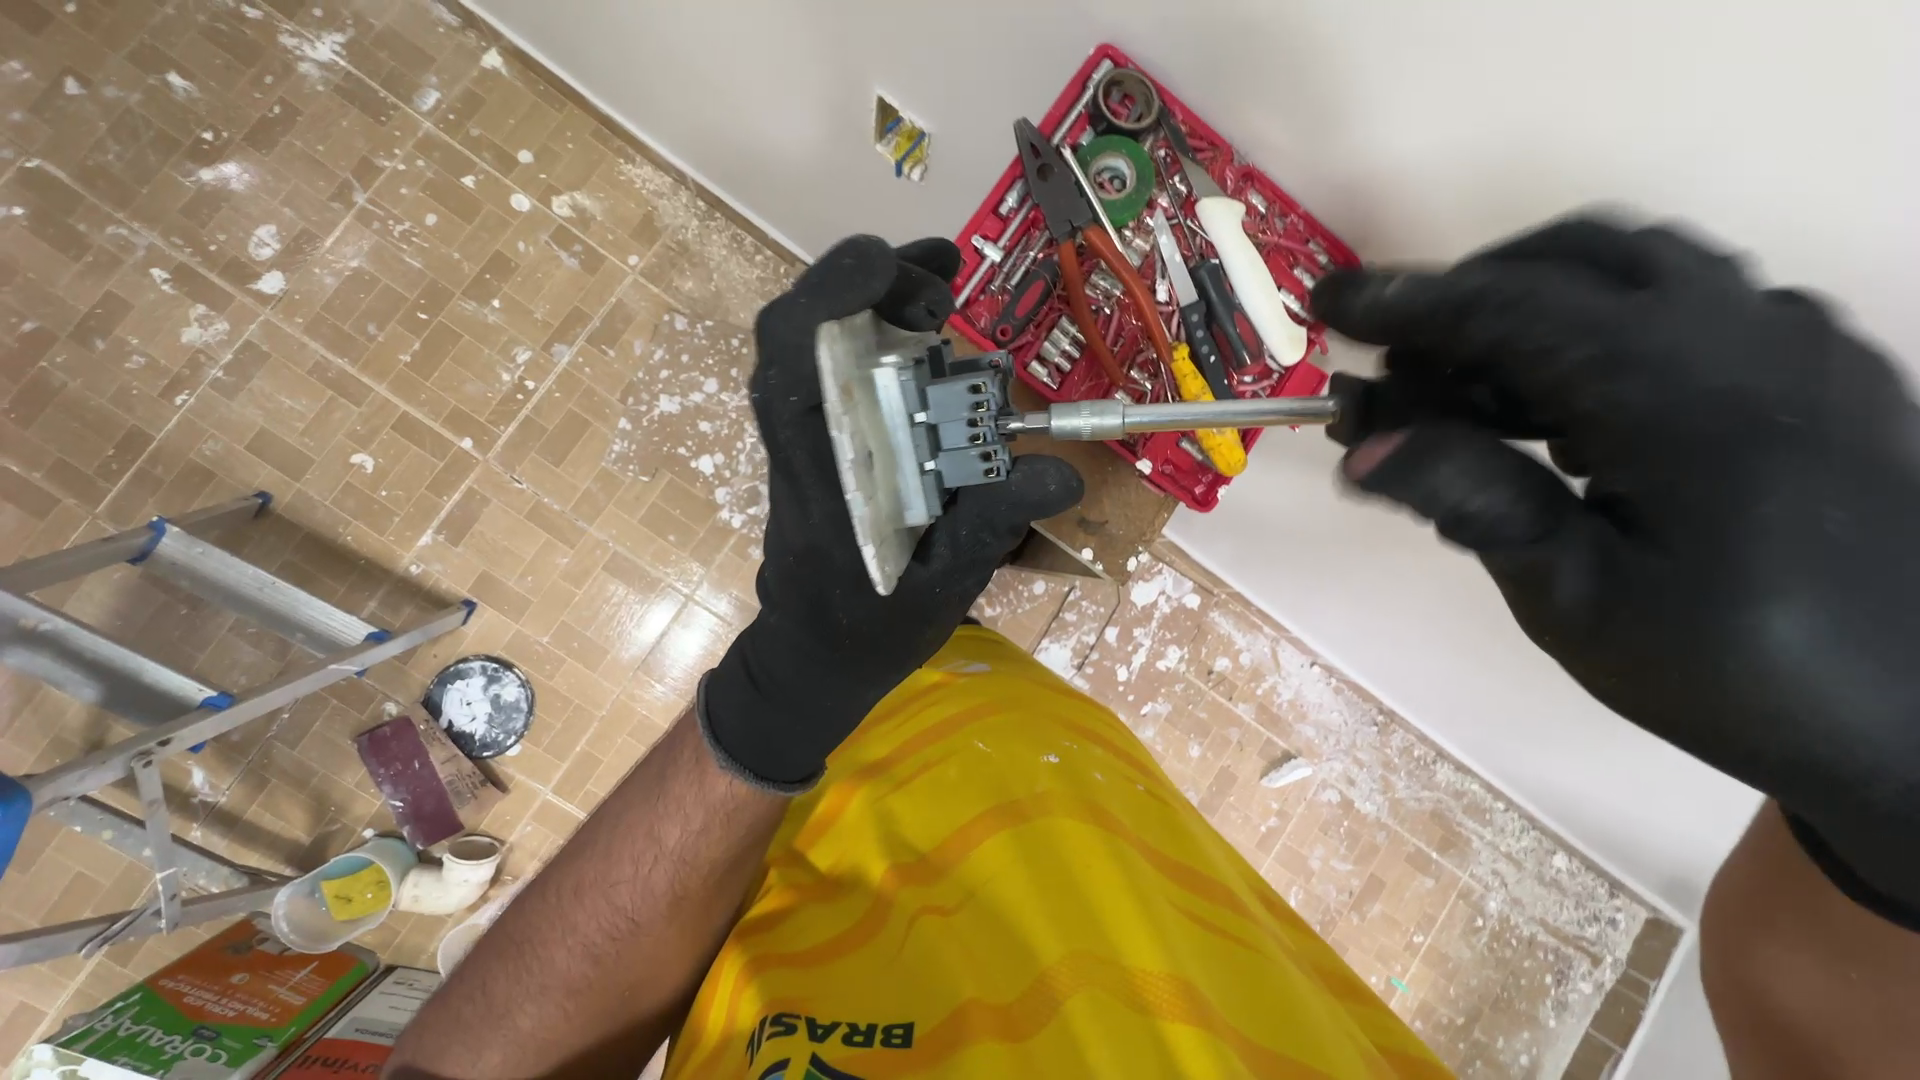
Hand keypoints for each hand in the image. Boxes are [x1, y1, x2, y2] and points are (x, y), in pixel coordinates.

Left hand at [700, 236, 1082, 790]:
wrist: (816, 650)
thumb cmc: (873, 621)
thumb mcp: (942, 583)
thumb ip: (991, 524)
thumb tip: (1060, 474)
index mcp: (819, 469)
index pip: (793, 354)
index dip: (835, 290)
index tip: (902, 270)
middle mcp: (801, 436)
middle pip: (798, 325)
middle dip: (868, 283)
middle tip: (945, 291)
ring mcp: (807, 430)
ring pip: (816, 335)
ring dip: (876, 298)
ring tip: (945, 290)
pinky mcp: (823, 434)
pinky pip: (835, 361)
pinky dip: (878, 328)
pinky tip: (930, 329)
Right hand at [1312, 217, 1919, 918]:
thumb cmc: (1736, 671)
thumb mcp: (1578, 599)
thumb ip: (1475, 502)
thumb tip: (1362, 449)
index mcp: (1682, 395)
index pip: (1511, 310)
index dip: (1407, 303)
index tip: (1328, 301)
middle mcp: (1749, 338)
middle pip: (1573, 261)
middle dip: (1464, 299)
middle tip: (1396, 371)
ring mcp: (1798, 346)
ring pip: (1635, 274)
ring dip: (1526, 312)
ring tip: (1463, 396)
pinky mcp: (1819, 372)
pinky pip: (1685, 308)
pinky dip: (1593, 332)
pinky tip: (1561, 411)